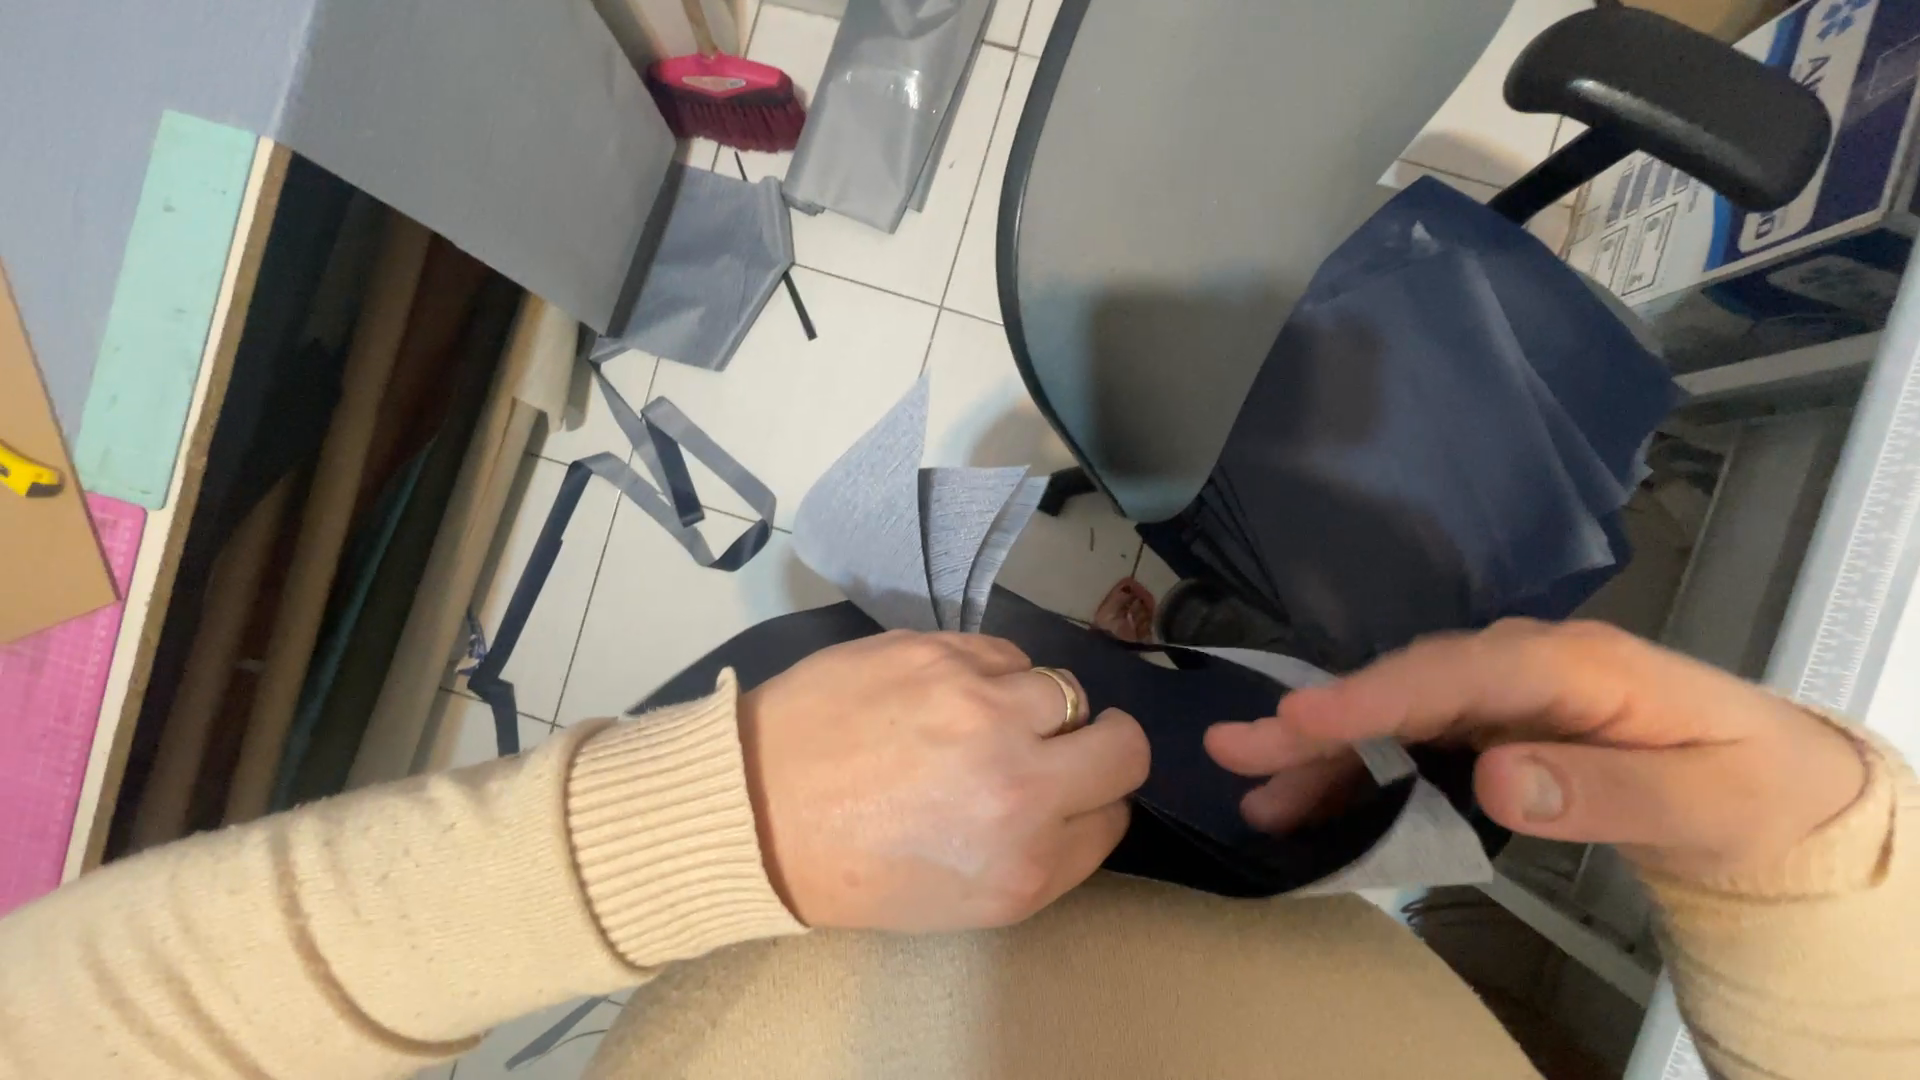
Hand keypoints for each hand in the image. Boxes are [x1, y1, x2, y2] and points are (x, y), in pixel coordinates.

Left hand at [736, 631, 1149, 930]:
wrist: (757, 804)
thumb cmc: (857, 868)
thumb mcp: (966, 901)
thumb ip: (1046, 855)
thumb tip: (1083, 798)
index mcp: (1023, 861)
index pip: (1115, 814)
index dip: (1094, 802)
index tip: (1067, 794)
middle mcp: (1017, 779)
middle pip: (1123, 744)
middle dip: (1103, 746)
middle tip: (1053, 747)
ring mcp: (979, 703)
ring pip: (1064, 688)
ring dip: (1035, 707)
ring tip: (981, 719)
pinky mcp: (940, 650)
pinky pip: (1005, 653)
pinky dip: (990, 673)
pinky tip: (945, 692)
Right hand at [1205, 619, 1869, 881]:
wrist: (1762, 782)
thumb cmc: (1742, 783)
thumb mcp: (1707, 798)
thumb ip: (1605, 789)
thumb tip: (1494, 777)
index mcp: (1566, 665)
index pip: (1454, 672)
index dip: (1374, 695)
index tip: (1302, 717)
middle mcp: (1504, 668)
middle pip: (1396, 690)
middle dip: (1313, 722)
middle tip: (1233, 748)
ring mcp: (1481, 698)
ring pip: (1384, 721)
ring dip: (1315, 755)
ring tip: (1251, 789)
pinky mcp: (1468, 729)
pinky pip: (1398, 750)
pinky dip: (1349, 777)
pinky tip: (1301, 804)